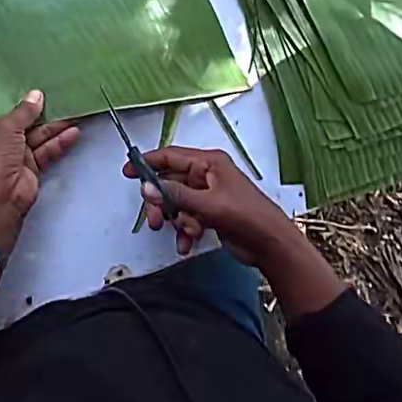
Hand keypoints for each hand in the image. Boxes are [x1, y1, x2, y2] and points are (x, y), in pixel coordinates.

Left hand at [0, 89, 79, 249]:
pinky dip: (59, 142)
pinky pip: (46, 150)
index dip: (12, 97)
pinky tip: (73, 132)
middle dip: (39, 111)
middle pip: (21, 121)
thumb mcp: (5, 128)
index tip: (28, 82)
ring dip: (54, 126)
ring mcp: (14, 154)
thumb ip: (23, 111)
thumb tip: (36, 95)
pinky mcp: (30, 167)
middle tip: (59, 95)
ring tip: (73, 111)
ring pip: (37, 136)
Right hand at [127, 146, 298, 263]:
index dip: (148, 162)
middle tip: (155, 220)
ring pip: (177, 202)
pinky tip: (187, 242)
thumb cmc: (248, 217)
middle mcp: (207, 175)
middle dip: (161, 202)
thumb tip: (148, 187)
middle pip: (170, 182)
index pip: (171, 156)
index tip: (128, 171)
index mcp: (209, 163)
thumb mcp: (208, 204)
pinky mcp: (210, 213)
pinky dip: (184, 229)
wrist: (272, 245)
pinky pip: (187, 217)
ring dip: (175, 219)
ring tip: (182, 232)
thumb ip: (176, 194)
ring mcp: (208, 195)